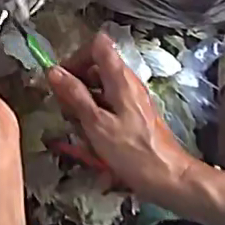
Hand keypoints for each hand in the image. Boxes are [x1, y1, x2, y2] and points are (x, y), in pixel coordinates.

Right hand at [46, 33, 202, 204]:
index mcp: (120, 78)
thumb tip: (53, 71)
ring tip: (74, 121)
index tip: (63, 77)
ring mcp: (131, 97)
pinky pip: (107, 101)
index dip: (77, 56)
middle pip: (96, 65)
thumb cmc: (133, 152)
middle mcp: (127, 82)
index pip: (97, 45)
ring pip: (99, 84)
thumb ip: (75, 95)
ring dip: (82, 98)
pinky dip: (94, 110)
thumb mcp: (97, 124)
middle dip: (75, 80)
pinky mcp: (133, 113)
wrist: (171, 179)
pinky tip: (89, 132)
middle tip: (64, 105)